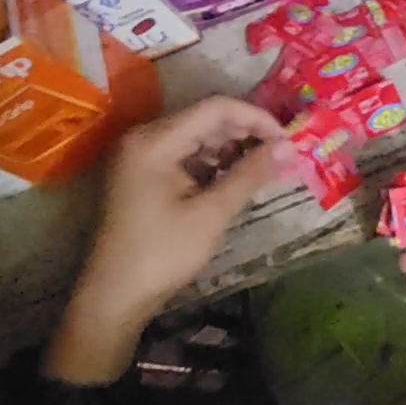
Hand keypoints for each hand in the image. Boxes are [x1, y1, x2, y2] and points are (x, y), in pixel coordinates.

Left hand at [47, 97, 291, 383]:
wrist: (115, 296)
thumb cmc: (162, 253)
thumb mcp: (212, 213)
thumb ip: (250, 174)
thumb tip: (290, 147)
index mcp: (155, 140)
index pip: (216, 108)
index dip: (256, 118)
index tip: (287, 141)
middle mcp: (146, 137)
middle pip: (207, 118)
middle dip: (247, 132)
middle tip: (282, 155)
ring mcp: (143, 154)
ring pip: (199, 135)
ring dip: (233, 147)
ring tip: (264, 168)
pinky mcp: (145, 172)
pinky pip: (187, 154)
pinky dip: (215, 162)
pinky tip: (237, 179)